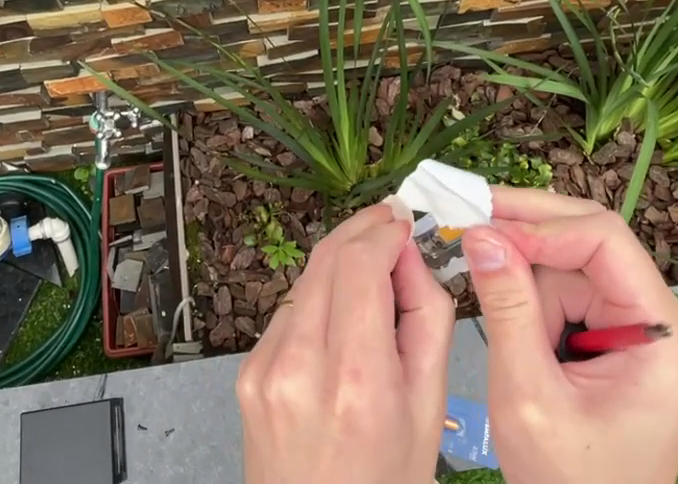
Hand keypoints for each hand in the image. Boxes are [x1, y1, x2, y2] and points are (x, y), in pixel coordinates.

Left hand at [237, 202, 453, 483]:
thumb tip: (407, 253)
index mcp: (357, 380)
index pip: (359, 264)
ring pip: (307, 280)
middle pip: (326, 259)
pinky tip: (340, 318)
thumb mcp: (431, 407)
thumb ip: (427, 316)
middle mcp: (300, 366)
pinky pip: (289, 312)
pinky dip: (318, 300)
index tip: (404, 219)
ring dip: (341, 263)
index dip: (383, 230)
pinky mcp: (246, 371)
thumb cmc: (388, 480)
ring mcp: (264, 367)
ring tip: (373, 272)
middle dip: (362, 230)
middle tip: (390, 222)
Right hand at [462, 188, 677, 483]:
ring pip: (567, 259)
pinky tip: (506, 316)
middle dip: (526, 230)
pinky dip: (527, 290)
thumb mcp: (527, 395)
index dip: (542, 225)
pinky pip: (563, 287)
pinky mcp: (610, 335)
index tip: (481, 227)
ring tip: (493, 306)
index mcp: (662, 335)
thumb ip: (506, 308)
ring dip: (524, 270)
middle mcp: (658, 319)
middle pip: (589, 237)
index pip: (606, 240)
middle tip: (466, 220)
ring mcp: (635, 325)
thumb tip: (479, 232)